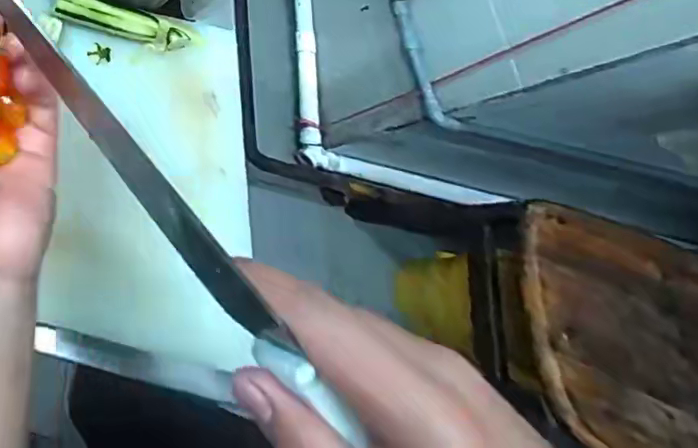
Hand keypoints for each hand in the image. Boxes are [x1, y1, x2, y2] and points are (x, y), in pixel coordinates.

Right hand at [230, 260, 548, 447]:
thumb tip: (247, 377)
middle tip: (227, 314)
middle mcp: (451, 375)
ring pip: (370, 329)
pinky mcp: (486, 399)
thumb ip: (312, 447)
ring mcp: (476, 383)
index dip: (264, 285)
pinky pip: (399, 352)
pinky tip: (340, 385)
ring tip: (274, 348)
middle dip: (283, 307)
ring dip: (316, 331)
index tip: (212, 268)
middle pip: (344, 317)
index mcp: (429, 409)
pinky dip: (354, 354)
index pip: (324, 319)